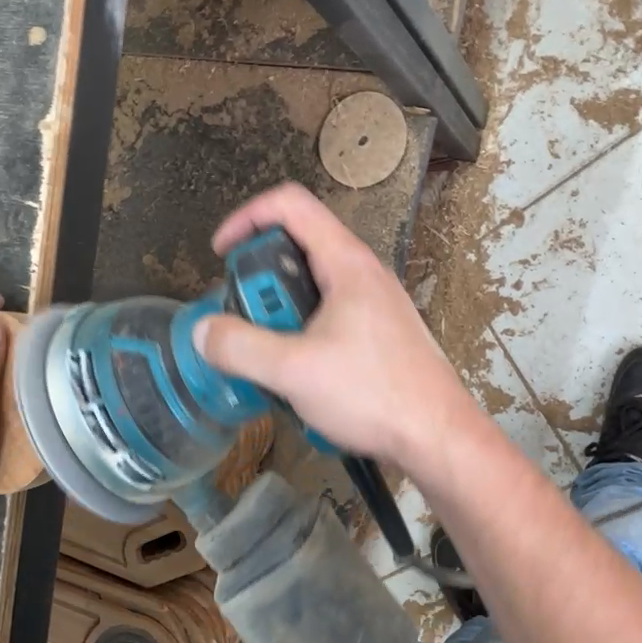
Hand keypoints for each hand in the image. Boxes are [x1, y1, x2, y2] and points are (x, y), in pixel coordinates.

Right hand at [193, 183, 480, 471]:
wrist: (437, 437)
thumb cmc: (373, 395)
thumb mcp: (293, 371)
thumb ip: (240, 348)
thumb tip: (204, 332)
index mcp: (346, 263)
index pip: (290, 205)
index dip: (246, 218)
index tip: (221, 256)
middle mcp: (363, 275)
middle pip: (298, 251)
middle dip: (260, 284)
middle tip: (245, 325)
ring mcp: (375, 307)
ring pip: (312, 292)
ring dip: (279, 319)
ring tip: (269, 361)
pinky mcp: (380, 338)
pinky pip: (329, 322)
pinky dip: (302, 339)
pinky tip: (298, 381)